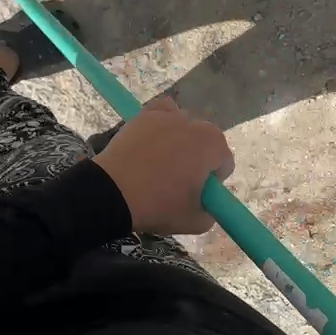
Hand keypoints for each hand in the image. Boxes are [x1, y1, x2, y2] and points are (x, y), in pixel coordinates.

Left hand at [93, 97, 234, 234]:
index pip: (224, 163)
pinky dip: (161, 123)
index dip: (212, 181)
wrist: (112, 192)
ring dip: (179, 142)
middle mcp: (194, 123)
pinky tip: (153, 140)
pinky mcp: (143, 115)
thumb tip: (207, 206)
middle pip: (204, 143)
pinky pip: (161, 113)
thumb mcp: (194, 221)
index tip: (196, 194)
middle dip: (197, 160)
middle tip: (177, 182)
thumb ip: (211, 212)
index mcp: (213, 145)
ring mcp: (167, 116)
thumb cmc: (158, 205)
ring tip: (160, 164)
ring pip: (183, 128)